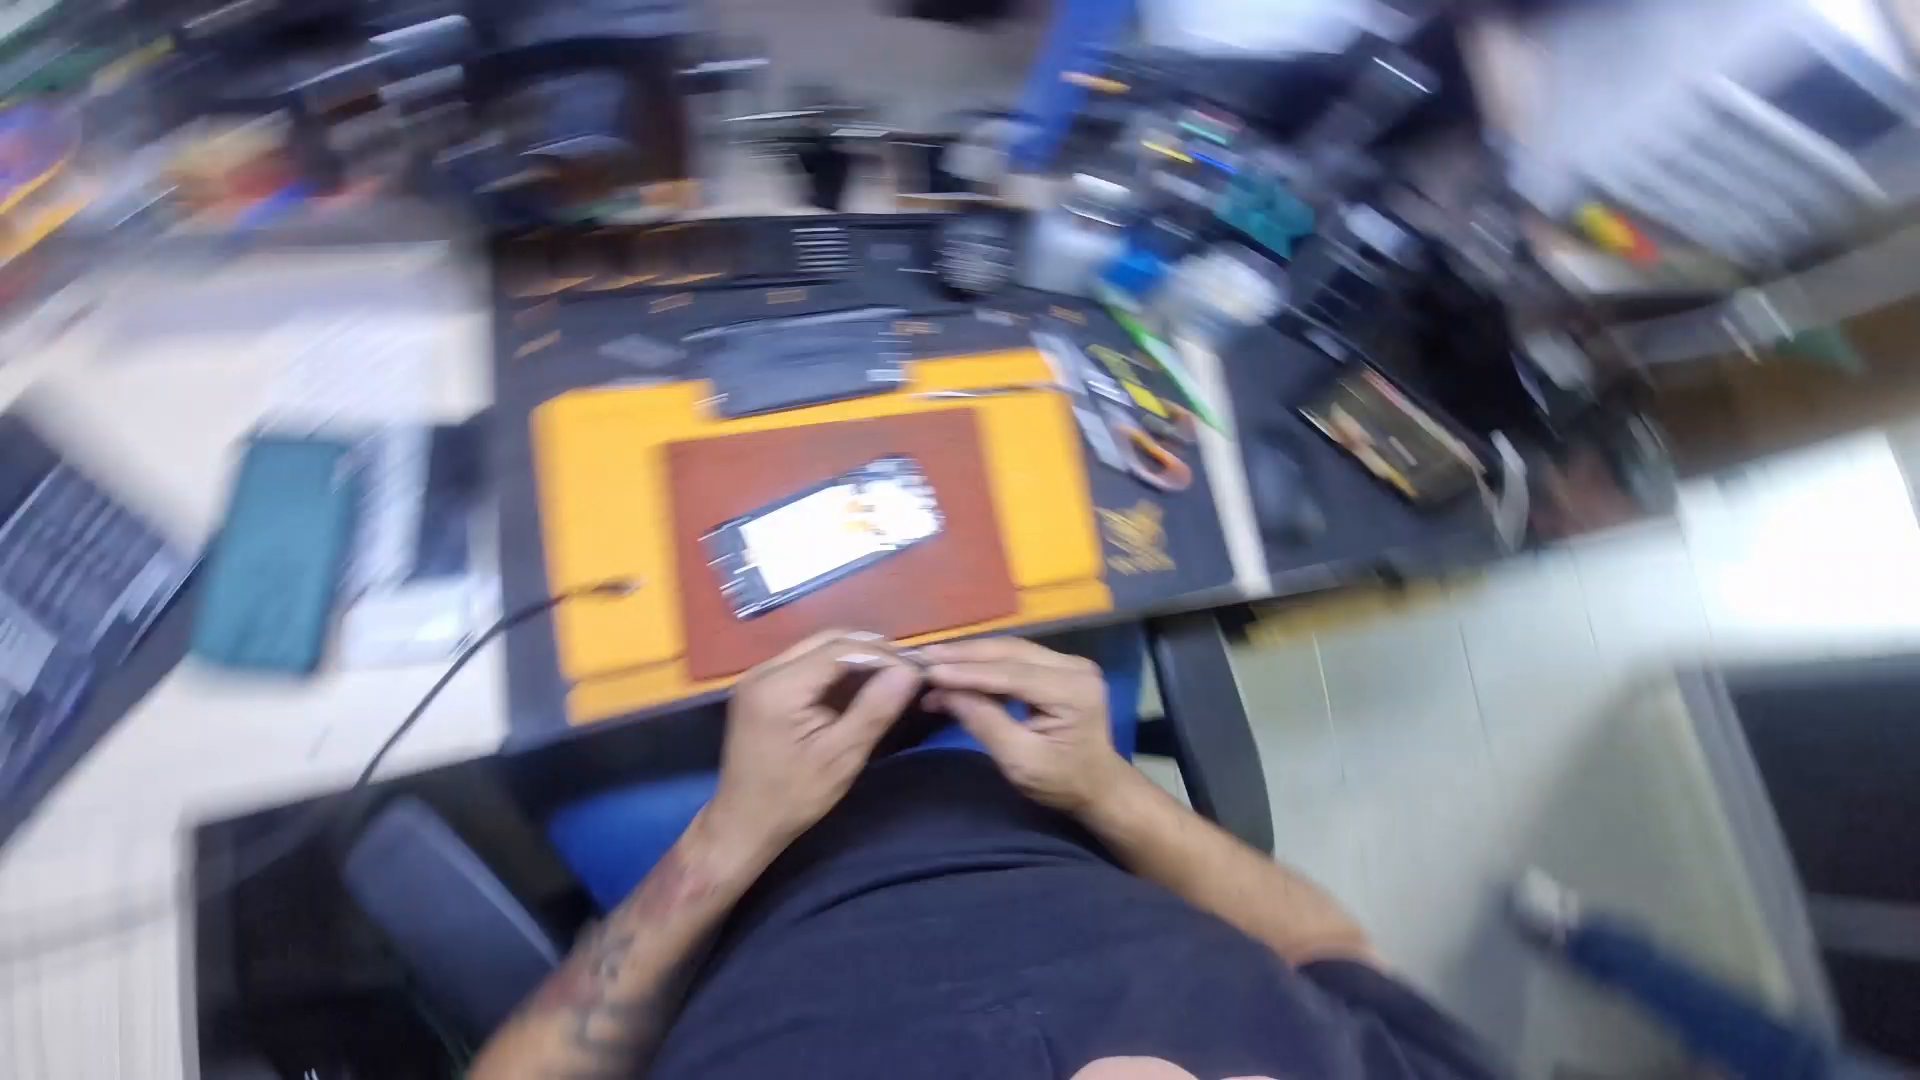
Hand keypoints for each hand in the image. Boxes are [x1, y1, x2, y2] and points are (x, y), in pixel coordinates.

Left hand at [705, 631, 921, 859]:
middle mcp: (764, 671)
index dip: (881, 655)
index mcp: (779, 686)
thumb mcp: (842, 756)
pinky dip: (836, 669)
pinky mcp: (764, 687)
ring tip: (890, 675)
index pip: (839, 649)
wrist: (744, 824)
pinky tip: (860, 685)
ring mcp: (760, 677)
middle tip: (906, 669)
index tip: (915, 670)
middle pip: (827, 641)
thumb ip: (874, 709)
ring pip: (818, 648)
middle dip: (870, 651)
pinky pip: (807, 664)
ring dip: (855, 657)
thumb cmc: (793, 796)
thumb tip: (909, 672)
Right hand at [921, 637, 1129, 814]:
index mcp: (1073, 691)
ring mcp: (1070, 663)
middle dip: (965, 655)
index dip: (967, 672)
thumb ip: (983, 721)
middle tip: (925, 657)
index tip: (929, 670)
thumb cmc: (1061, 782)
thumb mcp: (1019, 761)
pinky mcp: (1061, 666)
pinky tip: (959, 668)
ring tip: (935, 660)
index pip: (1011, 673)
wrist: (1098, 786)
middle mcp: (1075, 667)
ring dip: (972, 655)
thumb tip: (942, 692)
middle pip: (1011, 652)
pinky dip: (987, 663)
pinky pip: (1017, 657)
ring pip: (1012, 650)